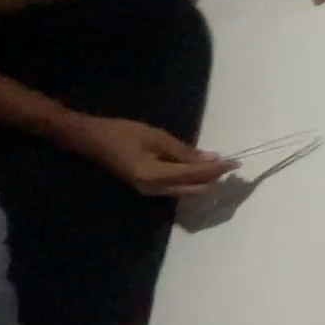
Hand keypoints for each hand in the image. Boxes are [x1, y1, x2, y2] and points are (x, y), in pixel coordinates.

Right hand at [63, 116, 232, 196]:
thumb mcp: (157, 138)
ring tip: (219, 168)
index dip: (219, 169)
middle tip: (230, 166)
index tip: (237, 163)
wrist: (88, 138)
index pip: (197, 175)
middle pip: (197, 189)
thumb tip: (214, 160)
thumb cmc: (121, 133)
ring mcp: (151, 191)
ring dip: (206, 181)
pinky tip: (200, 170)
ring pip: (189, 192)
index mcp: (155, 176)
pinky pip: (179, 189)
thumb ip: (186, 152)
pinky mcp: (149, 188)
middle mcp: (155, 189)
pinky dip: (193, 181)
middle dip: (215, 179)